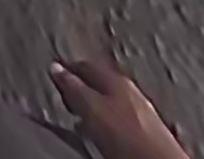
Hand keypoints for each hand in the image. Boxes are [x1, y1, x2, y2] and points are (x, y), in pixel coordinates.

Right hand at [50, 56, 189, 158]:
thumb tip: (54, 67)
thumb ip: (73, 87)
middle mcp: (130, 90)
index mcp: (116, 79)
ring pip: (111, 102)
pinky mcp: (150, 134)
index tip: (53, 75)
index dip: (67, 69)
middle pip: (99, 83)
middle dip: (81, 88)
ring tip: (81, 119)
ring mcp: (143, 112)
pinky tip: (105, 135)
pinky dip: (108, 123)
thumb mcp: (92, 110)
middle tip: (65, 97)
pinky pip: (122, 120)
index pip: (84, 65)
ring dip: (94, 107)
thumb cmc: (127, 137)